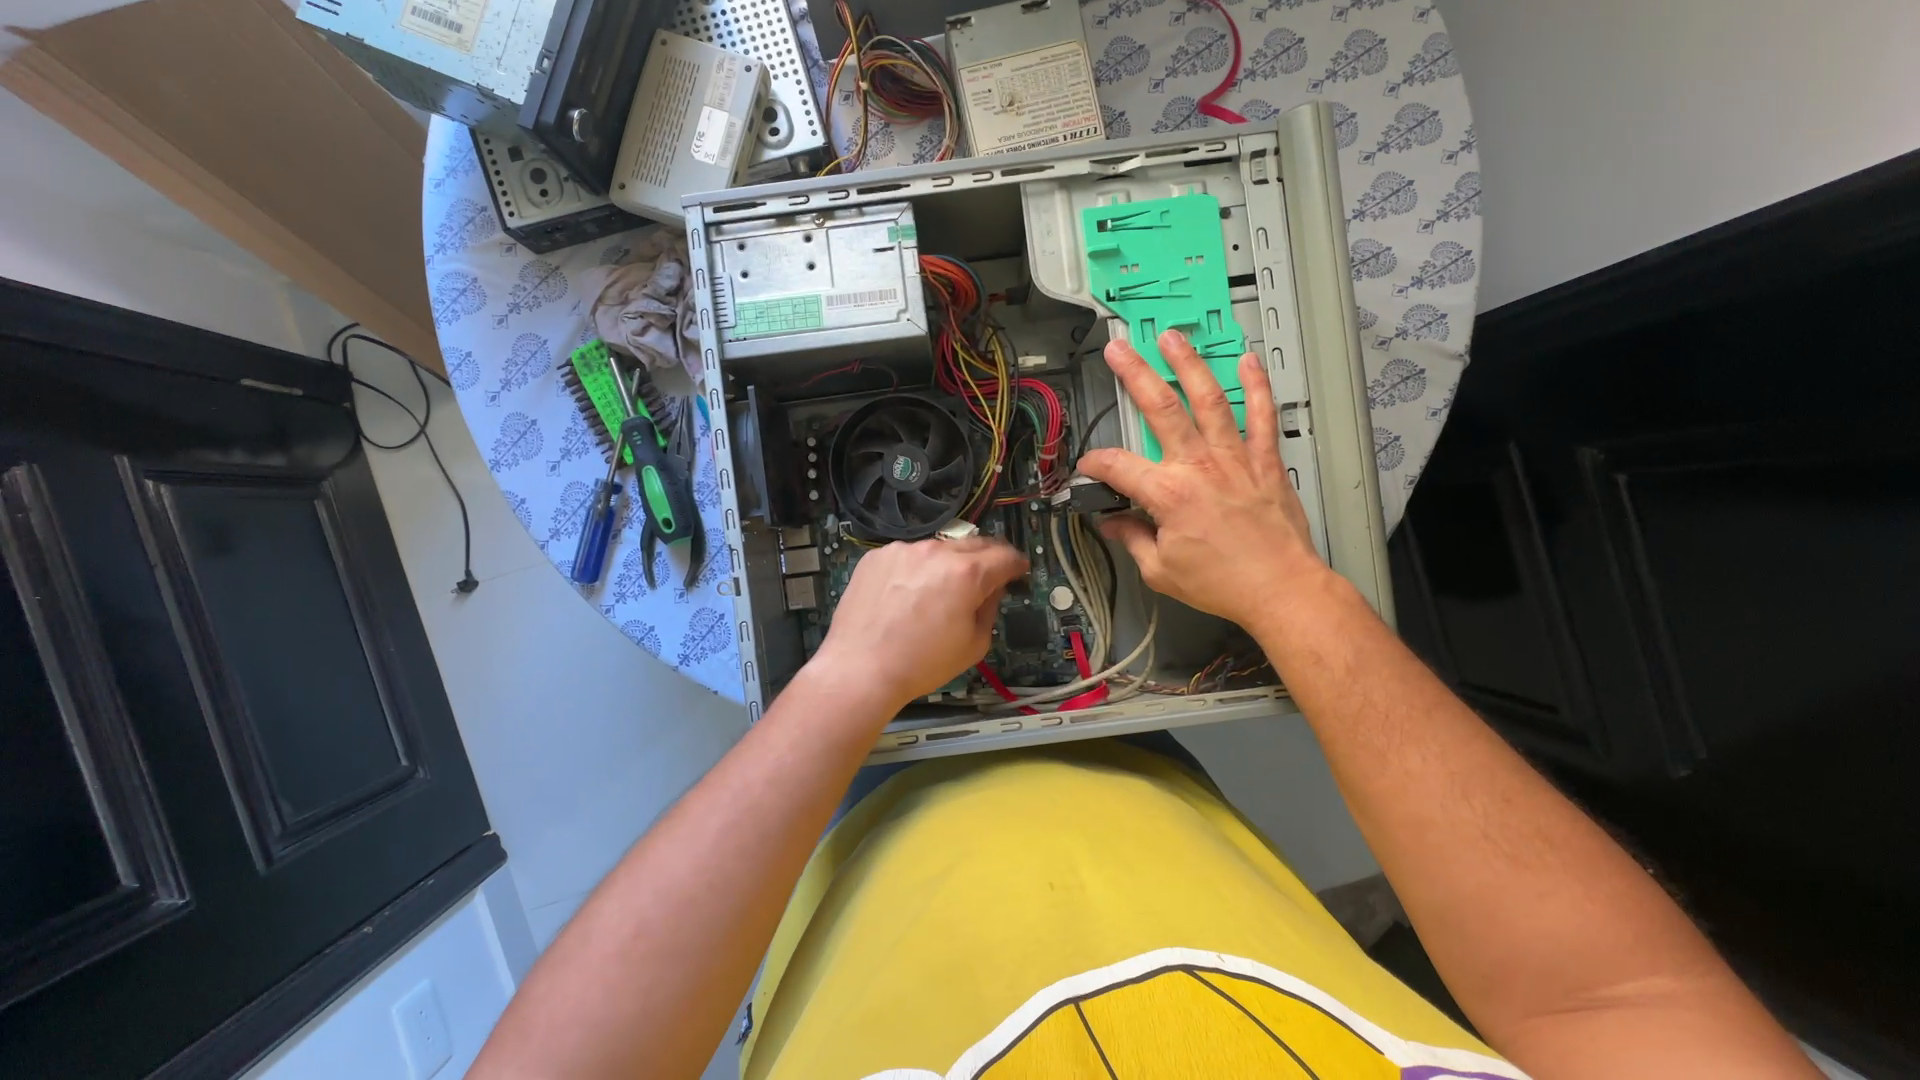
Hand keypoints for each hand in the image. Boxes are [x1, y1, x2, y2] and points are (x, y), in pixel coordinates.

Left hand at [810, 536, 1028, 710]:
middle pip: (973, 545)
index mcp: (966, 573)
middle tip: (986, 578)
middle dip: (986, 559)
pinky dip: (914, 570)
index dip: (1016, 564)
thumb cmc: (921, 664)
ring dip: (946, 564)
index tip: (1018, 570)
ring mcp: (902, 551)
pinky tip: (906, 596)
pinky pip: (906, 557)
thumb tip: (991, 590)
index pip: (1004, 556)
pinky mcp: (876, 557)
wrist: (860, 669)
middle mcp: (935, 552)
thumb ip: (989, 608)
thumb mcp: (974, 644)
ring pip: (937, 550)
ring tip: (938, 593)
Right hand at [1077, 331, 1328, 631]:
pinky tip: (1248, 361)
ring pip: (1208, 399)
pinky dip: (1257, 386)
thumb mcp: (1161, 571)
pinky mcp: (1265, 462)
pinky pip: (1263, 416)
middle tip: (1119, 349)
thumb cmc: (1224, 584)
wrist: (1281, 589)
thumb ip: (1133, 540)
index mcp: (1168, 495)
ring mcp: (1234, 459)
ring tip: (1173, 338)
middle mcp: (1199, 467)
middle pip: (1161, 408)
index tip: (1089, 467)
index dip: (1095, 464)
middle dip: (1135, 374)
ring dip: (1188, 365)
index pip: (1118, 466)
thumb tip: (1113, 524)